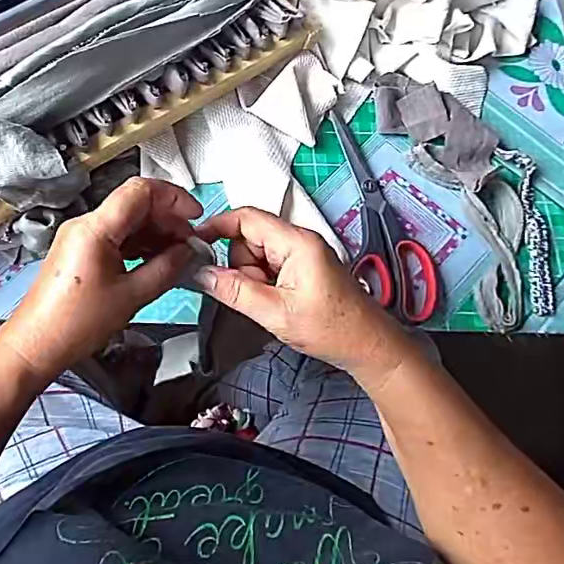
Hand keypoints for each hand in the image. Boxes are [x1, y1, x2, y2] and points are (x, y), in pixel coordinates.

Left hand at [0, 178, 202, 384]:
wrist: (36, 344)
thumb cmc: (72, 324)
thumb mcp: (132, 296)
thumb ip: (166, 268)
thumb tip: (187, 252)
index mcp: (94, 229)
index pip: (141, 191)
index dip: (174, 198)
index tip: (194, 216)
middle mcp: (84, 225)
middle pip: (136, 203)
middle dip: (168, 219)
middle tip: (189, 242)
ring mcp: (81, 236)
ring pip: (128, 219)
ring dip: (156, 232)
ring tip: (176, 255)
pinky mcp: (81, 249)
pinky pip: (117, 234)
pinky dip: (140, 243)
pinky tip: (156, 260)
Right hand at [191, 206, 419, 382]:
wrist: (367, 346)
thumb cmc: (333, 329)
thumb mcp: (275, 313)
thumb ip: (234, 291)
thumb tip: (201, 273)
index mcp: (296, 242)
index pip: (246, 217)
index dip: (217, 227)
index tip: (196, 244)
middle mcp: (299, 240)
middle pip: (248, 238)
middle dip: (241, 266)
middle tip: (256, 295)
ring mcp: (301, 253)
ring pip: (255, 254)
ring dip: (252, 278)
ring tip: (272, 303)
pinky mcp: (302, 266)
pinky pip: (268, 266)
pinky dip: (263, 283)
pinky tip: (277, 303)